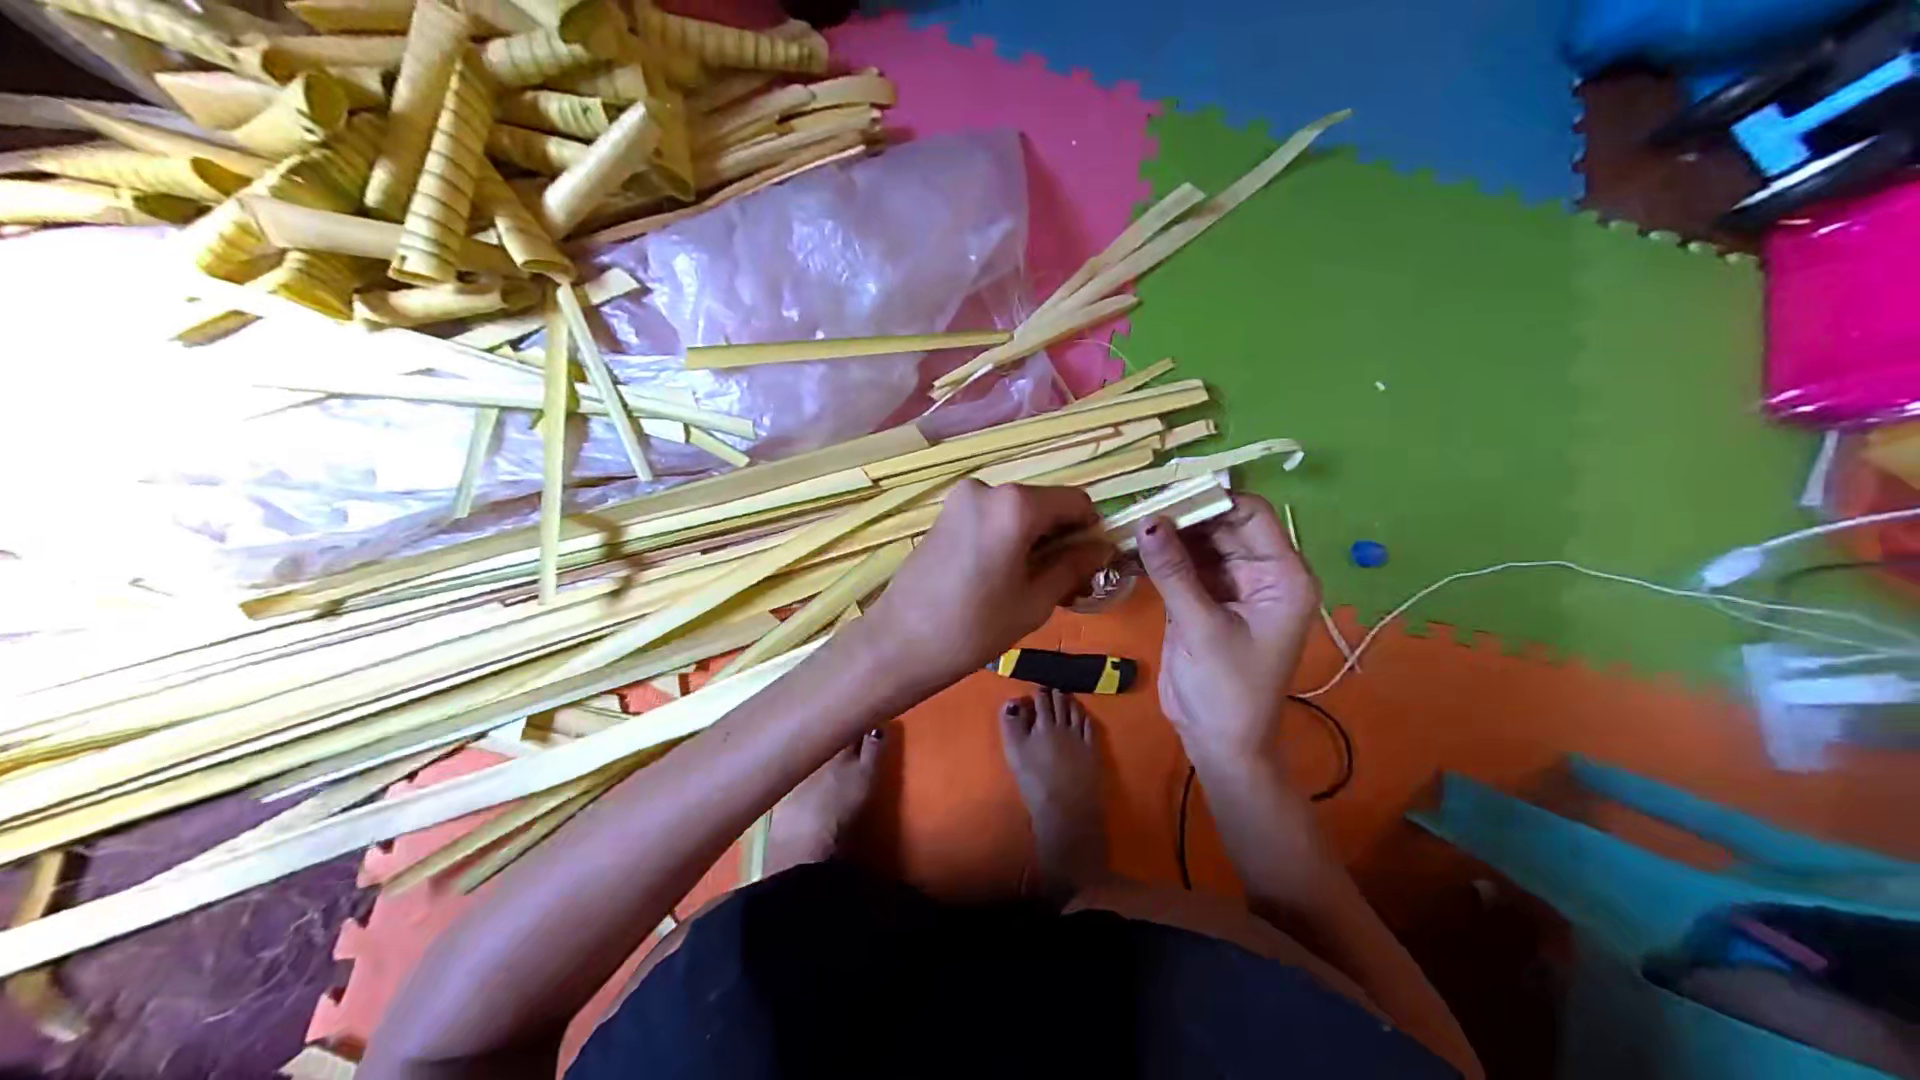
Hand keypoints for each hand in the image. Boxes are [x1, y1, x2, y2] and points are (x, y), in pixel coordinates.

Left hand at [856, 480, 1113, 690]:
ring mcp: (962, 499)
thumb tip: (1103, 548)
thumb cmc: (974, 626)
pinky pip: (993, 517)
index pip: (1076, 502)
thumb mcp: (1035, 600)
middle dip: (1061, 537)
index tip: (1090, 565)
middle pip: (1045, 504)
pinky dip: (1008, 538)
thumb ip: (1073, 566)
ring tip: (1030, 585)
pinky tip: (1002, 575)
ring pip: (1019, 511)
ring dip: (1034, 539)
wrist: (899, 643)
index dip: (1090, 531)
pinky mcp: (945, 514)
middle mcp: (989, 488)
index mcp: (1016, 504)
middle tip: (1063, 583)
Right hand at [1134, 494, 1317, 764]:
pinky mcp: (1203, 598)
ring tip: (1126, 523)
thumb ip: (1174, 571)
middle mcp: (1260, 573)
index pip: (1252, 515)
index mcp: (1283, 576)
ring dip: (1166, 535)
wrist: (1217, 741)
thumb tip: (1147, 522)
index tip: (1165, 495)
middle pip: (1221, 525)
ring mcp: (1230, 585)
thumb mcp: (1202, 627)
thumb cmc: (1227, 689)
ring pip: (1197, 543)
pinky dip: (1158, 557)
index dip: (1211, 500)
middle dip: (1181, 516)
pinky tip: (1128, 549)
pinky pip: (1181, 565)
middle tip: (1135, 507)